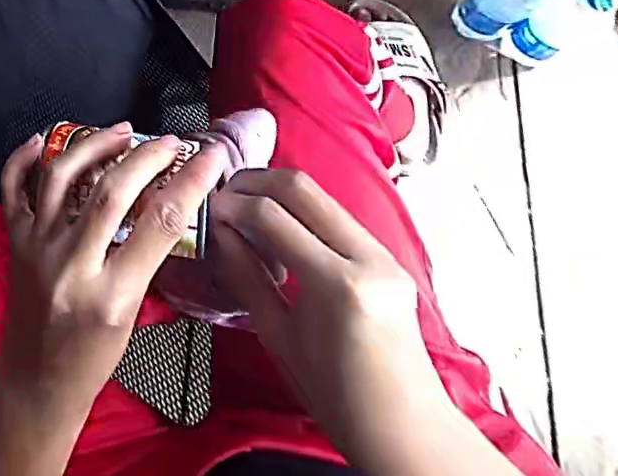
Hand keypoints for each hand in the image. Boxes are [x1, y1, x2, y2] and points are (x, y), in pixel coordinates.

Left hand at [0, 125, 220, 475]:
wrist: (35, 385)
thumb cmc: (90, 359)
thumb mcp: (132, 316)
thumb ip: (145, 259)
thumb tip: (167, 203)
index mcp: (110, 295)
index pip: (159, 225)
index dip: (190, 183)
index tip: (208, 159)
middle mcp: (70, 266)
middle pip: (110, 193)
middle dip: (145, 158)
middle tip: (166, 142)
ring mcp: (36, 248)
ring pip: (61, 179)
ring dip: (93, 146)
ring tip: (119, 131)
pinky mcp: (14, 240)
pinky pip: (12, 190)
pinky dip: (22, 160)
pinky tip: (42, 139)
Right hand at [210, 169, 517, 475]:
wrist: (409, 434)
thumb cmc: (340, 399)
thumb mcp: (278, 336)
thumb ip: (245, 275)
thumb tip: (218, 231)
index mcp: (340, 286)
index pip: (272, 216)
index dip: (232, 205)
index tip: (208, 207)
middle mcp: (368, 259)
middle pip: (299, 187)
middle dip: (253, 182)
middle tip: (224, 196)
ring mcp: (384, 254)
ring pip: (318, 194)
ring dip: (275, 192)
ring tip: (245, 212)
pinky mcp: (387, 257)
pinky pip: (333, 215)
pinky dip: (298, 210)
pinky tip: (278, 230)